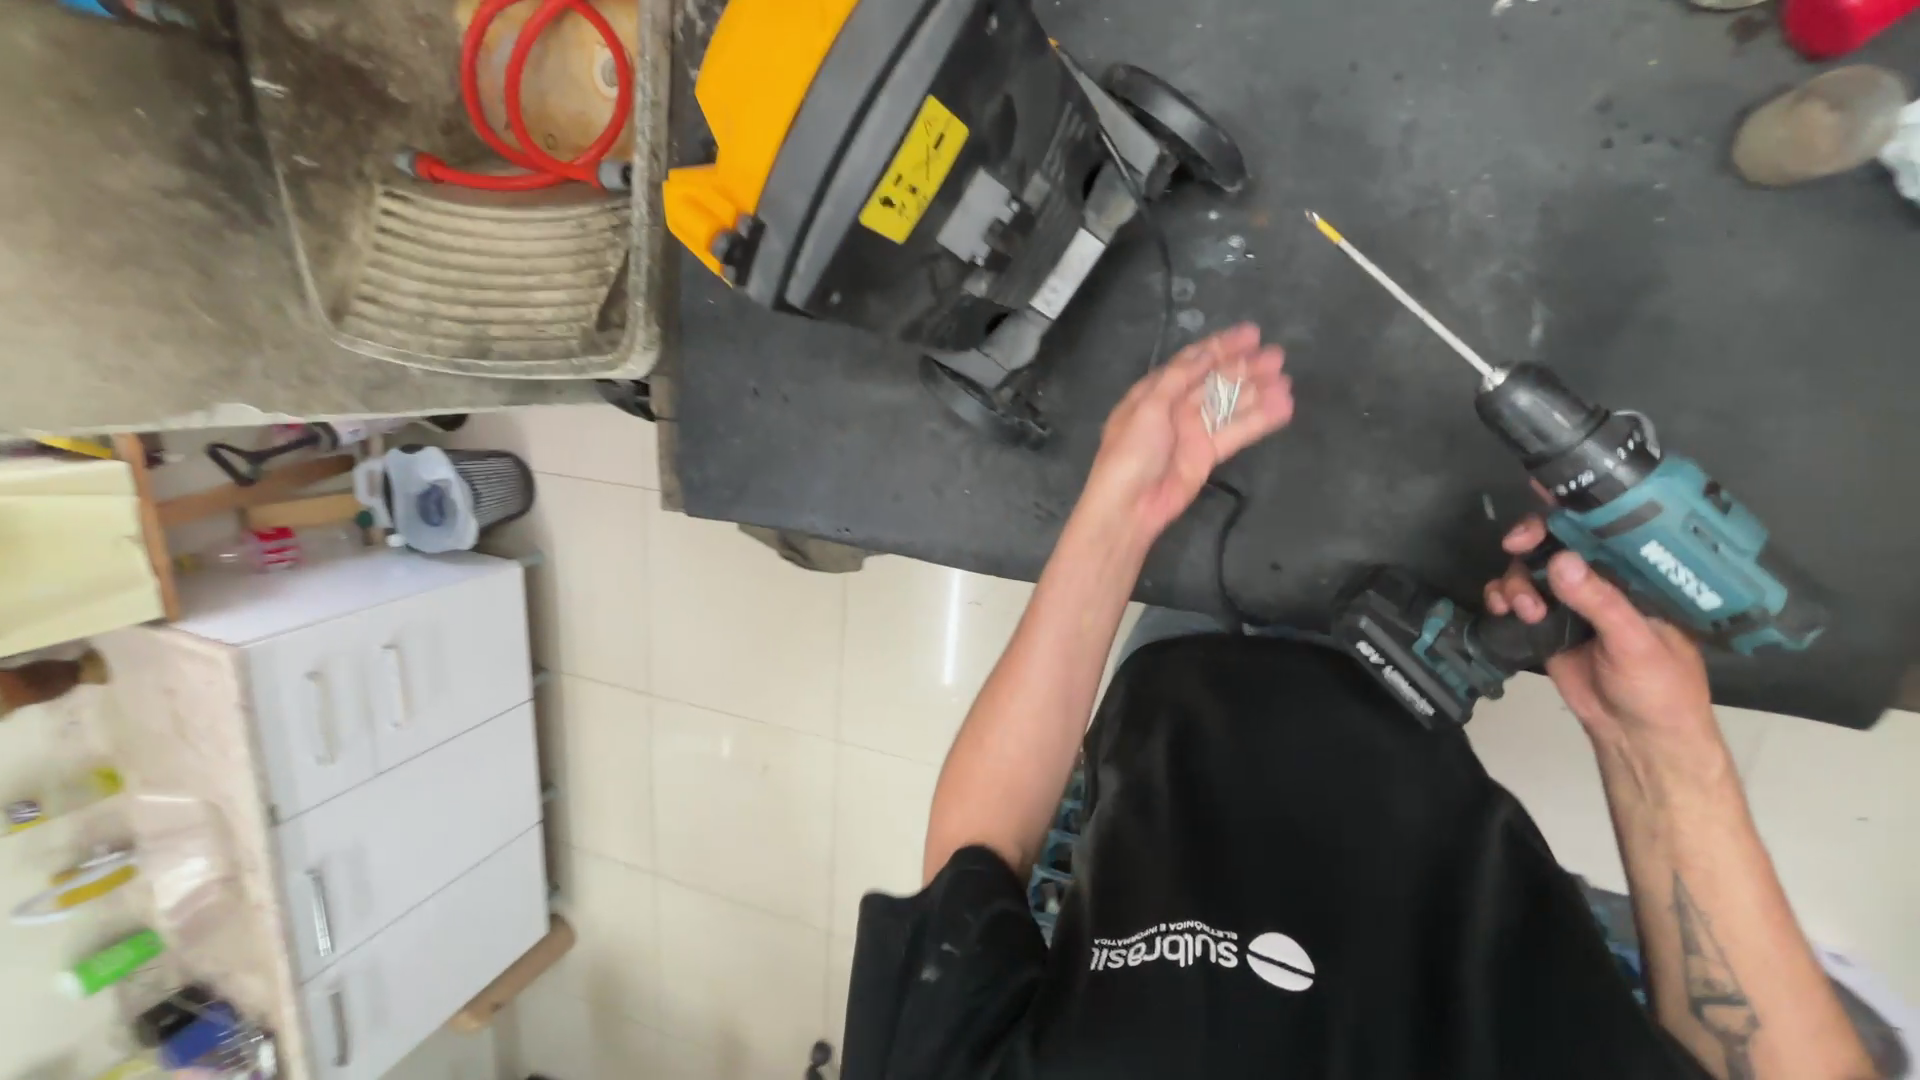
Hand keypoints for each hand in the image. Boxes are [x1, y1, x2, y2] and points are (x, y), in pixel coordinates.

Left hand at [1078, 323, 1292, 546]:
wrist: (1129, 505)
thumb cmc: (1130, 453)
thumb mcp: (1148, 407)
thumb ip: (1177, 378)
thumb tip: (1204, 352)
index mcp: (1154, 392)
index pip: (1191, 362)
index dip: (1220, 346)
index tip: (1251, 333)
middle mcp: (1175, 408)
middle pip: (1214, 381)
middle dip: (1244, 367)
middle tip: (1277, 356)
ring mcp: (1193, 432)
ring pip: (1229, 405)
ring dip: (1256, 391)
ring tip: (1285, 379)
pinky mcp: (1207, 454)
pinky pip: (1236, 431)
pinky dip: (1258, 419)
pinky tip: (1282, 407)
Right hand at [1486, 516, 1717, 752]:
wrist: (1633, 736)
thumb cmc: (1660, 688)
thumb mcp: (1636, 642)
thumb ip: (1600, 601)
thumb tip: (1562, 560)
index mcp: (1640, 579)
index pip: (1608, 533)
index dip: (1576, 511)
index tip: (1544, 497)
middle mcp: (1604, 584)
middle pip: (1560, 544)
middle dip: (1533, 540)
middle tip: (1517, 545)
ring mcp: (1572, 603)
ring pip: (1531, 569)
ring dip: (1517, 580)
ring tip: (1522, 609)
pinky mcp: (1545, 623)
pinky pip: (1514, 596)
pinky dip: (1501, 597)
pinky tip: (1504, 610)